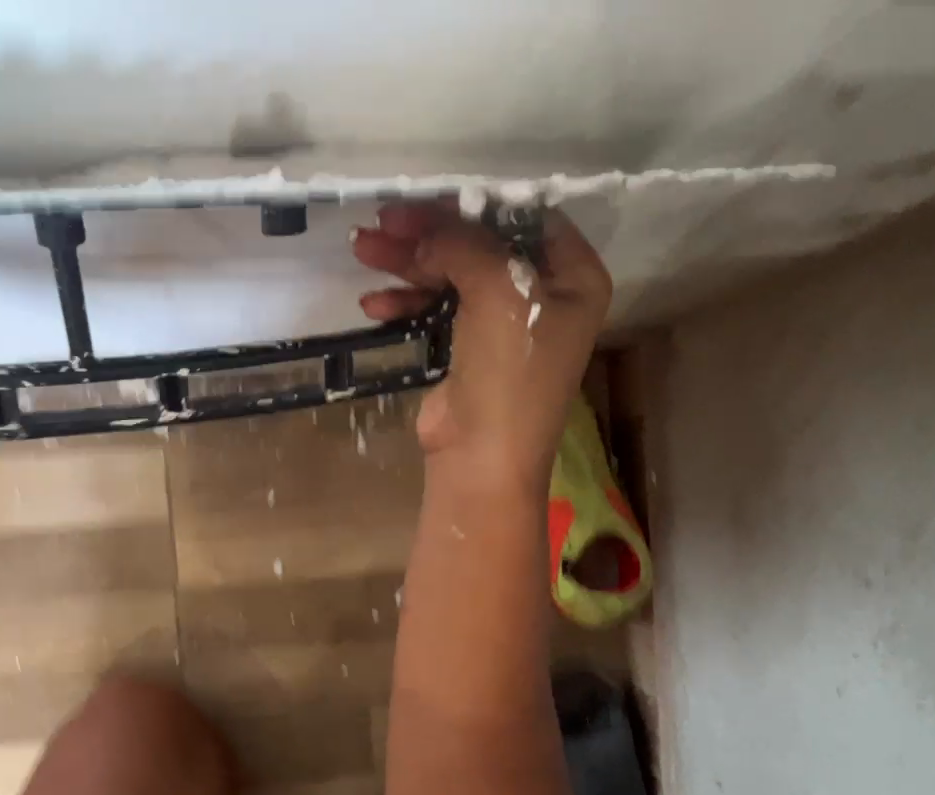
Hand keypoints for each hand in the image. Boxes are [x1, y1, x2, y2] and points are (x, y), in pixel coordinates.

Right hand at [352, 201, 611, 490]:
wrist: (481, 459)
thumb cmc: (509, 373)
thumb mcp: (499, 292)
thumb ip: (465, 244)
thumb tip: (426, 228)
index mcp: (572, 276)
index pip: (526, 216)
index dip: (477, 202)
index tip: (428, 194)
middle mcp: (543, 295)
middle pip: (481, 243)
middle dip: (429, 233)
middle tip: (383, 220)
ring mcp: (504, 323)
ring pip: (452, 273)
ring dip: (407, 263)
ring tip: (362, 250)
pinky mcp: (469, 348)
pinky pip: (436, 308)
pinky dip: (406, 301)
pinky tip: (374, 303)